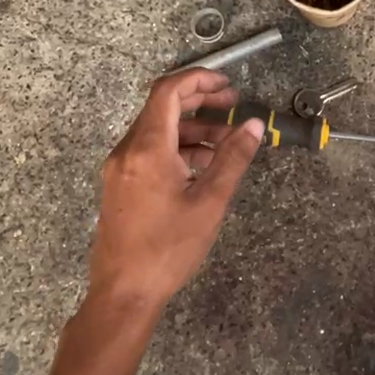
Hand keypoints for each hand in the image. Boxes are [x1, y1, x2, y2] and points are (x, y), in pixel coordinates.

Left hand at [85, 69, 263, 311]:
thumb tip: (254, 125)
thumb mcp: (209, 202)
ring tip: (227, 141)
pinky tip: (204, 164)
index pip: (169, 91)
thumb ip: (233, 158)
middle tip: (234, 106)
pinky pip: (150, 149)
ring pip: (158, 129)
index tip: (229, 86)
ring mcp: (120, 167)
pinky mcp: (120, 184)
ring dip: (193, 127)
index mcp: (147, 148)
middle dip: (200, 100)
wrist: (122, 295)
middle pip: (163, 106)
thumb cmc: (168, 249)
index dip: (200, 79)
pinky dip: (179, 146)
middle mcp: (128, 150)